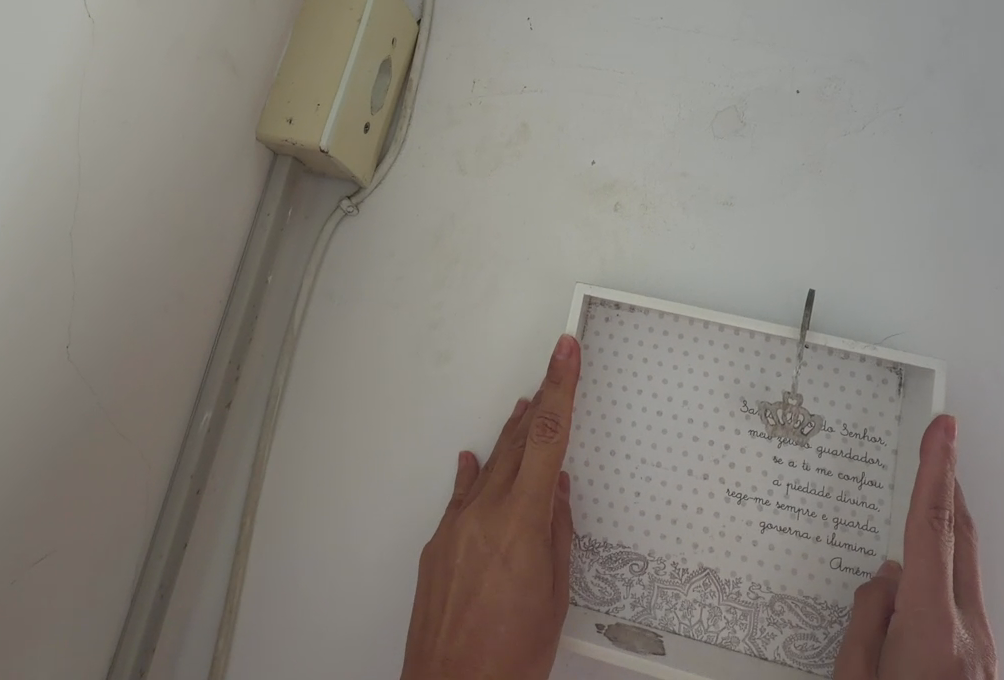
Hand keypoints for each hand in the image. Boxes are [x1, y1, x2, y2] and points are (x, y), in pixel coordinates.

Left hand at [401, 334, 581, 679]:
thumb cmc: (510, 657)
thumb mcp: (554, 594)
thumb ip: (557, 532)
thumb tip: (556, 490)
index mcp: (521, 522)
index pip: (549, 437)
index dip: (560, 388)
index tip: (566, 354)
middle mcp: (484, 513)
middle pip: (519, 442)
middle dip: (540, 404)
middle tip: (554, 371)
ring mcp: (455, 526)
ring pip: (489, 465)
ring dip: (511, 434)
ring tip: (526, 407)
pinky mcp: (438, 544)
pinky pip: (459, 494)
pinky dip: (472, 473)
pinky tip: (472, 458)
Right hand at [835, 416, 996, 679]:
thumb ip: (869, 616)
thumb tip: (886, 575)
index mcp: (932, 631)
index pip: (932, 530)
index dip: (937, 472)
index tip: (945, 428)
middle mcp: (969, 636)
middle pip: (961, 541)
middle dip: (948, 486)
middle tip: (939, 442)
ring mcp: (984, 654)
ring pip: (963, 571)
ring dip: (940, 534)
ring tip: (911, 511)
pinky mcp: (982, 666)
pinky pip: (959, 601)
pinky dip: (938, 576)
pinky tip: (909, 589)